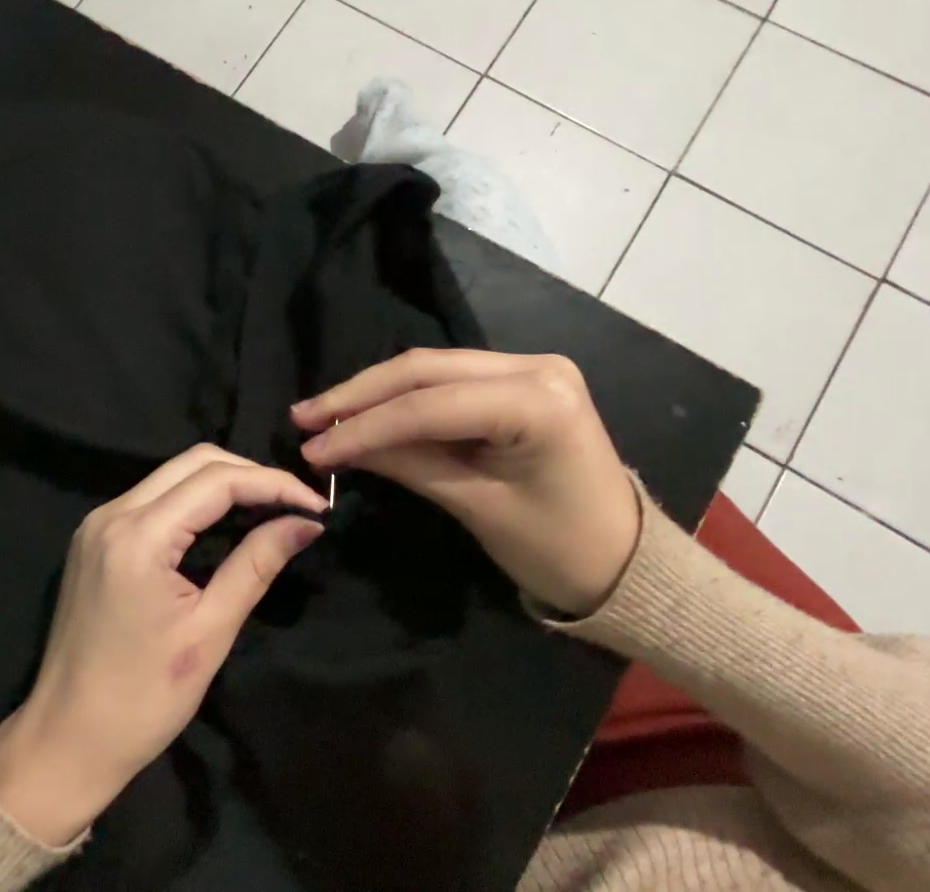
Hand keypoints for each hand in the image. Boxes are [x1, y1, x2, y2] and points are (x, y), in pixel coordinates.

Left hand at [0, 445, 327, 845]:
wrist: (67, 739)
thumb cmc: (143, 698)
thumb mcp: (210, 631)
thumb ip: (256, 564)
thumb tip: (306, 523)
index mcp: (137, 537)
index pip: (216, 480)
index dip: (273, 484)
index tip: (316, 506)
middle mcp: (111, 514)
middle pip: (193, 462)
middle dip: (250, 474)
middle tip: (295, 505)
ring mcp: (97, 524)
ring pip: (172, 474)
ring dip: (223, 483)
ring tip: (271, 510)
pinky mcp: (94, 539)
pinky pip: (153, 498)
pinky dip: (194, 500)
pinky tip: (225, 522)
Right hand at [293, 349, 639, 616]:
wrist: (626, 564)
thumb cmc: (558, 548)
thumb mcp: (477, 507)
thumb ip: (407, 463)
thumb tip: (336, 446)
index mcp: (539, 400)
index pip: (429, 405)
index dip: (363, 426)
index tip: (311, 448)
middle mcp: (537, 365)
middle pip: (426, 371)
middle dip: (360, 396)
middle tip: (303, 419)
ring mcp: (532, 366)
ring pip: (432, 370)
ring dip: (376, 394)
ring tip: (323, 416)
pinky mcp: (523, 380)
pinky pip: (450, 382)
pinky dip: (405, 401)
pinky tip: (366, 413)